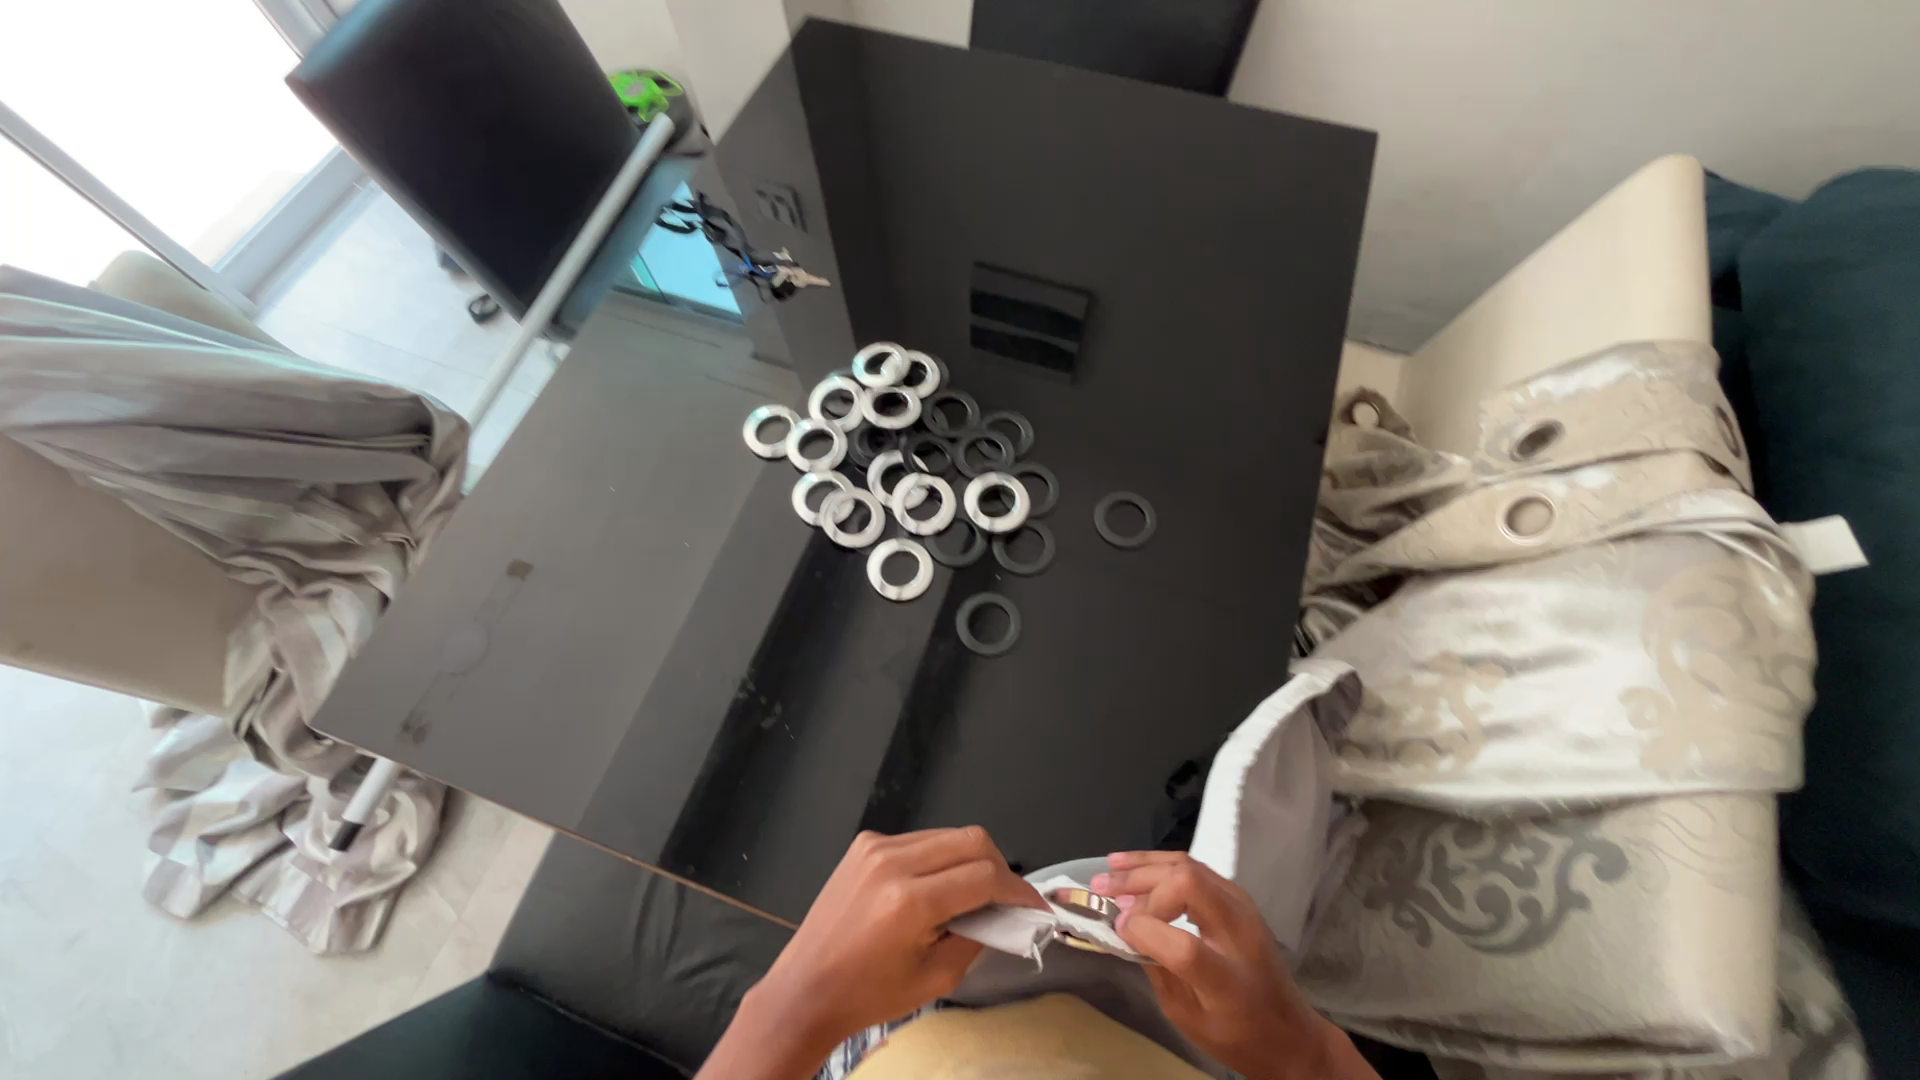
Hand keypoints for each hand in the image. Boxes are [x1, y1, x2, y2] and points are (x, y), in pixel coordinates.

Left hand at [703, 827, 1045, 1079]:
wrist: (806, 987)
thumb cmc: (869, 994)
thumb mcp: (936, 977)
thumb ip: (978, 936)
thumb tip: (1005, 912)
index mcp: (909, 901)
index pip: (985, 876)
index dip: (1019, 890)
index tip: (1035, 907)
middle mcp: (893, 861)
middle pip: (972, 840)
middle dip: (1000, 867)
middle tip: (1006, 899)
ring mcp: (876, 846)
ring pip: (948, 835)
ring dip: (970, 860)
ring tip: (971, 895)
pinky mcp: (865, 843)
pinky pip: (921, 839)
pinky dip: (940, 858)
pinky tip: (934, 887)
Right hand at [1095, 851, 1377, 1079]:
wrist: (1289, 1031)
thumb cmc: (1236, 1035)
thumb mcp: (1187, 1018)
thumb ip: (1156, 969)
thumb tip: (1125, 928)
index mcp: (1229, 979)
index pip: (1183, 944)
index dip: (1145, 930)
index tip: (1117, 928)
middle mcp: (1240, 933)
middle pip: (1189, 885)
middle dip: (1140, 884)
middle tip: (1103, 889)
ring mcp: (1242, 907)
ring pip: (1189, 865)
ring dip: (1145, 866)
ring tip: (1110, 867)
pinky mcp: (1238, 895)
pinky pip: (1195, 867)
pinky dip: (1161, 864)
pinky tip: (1135, 865)